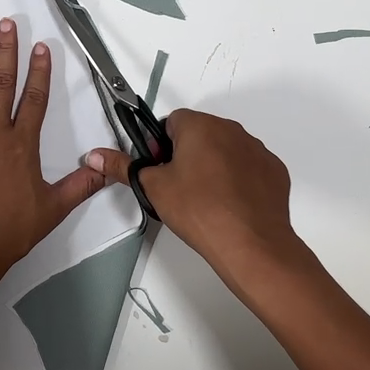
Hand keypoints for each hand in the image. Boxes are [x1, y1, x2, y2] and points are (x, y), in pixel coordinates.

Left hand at [0, 19, 106, 298]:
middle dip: (6, 51)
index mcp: (21, 144)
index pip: (35, 99)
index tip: (41, 46)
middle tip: (6, 23)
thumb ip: (81, 185)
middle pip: (2, 83)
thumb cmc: (10, 230)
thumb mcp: (52, 210)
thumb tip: (108, 169)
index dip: (40, 71)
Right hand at [87, 110, 312, 281]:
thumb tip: (93, 155)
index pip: (171, 122)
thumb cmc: (197, 210)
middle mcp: (230, 128)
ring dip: (215, 165)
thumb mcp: (152, 188)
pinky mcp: (275, 171)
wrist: (253, 246)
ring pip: (225, 150)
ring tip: (208, 201)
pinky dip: (240, 180)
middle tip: (181, 188)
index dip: (161, 147)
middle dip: (188, 154)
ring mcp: (257, 149)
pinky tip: (233, 206)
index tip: (162, 172)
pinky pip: (249, 168)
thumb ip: (122, 166)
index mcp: (199, 124)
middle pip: (199, 134)